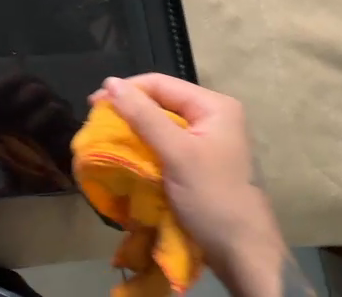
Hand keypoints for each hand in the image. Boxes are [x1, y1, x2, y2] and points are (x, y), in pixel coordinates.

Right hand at [92, 75, 288, 295]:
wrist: (247, 260)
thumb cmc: (215, 200)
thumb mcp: (177, 154)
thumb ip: (143, 116)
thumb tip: (109, 82)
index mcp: (214, 106)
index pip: (160, 83)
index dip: (125, 90)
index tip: (94, 105)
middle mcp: (213, 117)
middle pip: (160, 102)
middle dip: (129, 112)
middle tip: (98, 123)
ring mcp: (209, 142)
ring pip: (161, 125)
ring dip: (135, 132)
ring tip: (108, 140)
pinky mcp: (202, 164)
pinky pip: (167, 146)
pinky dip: (146, 149)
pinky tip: (129, 157)